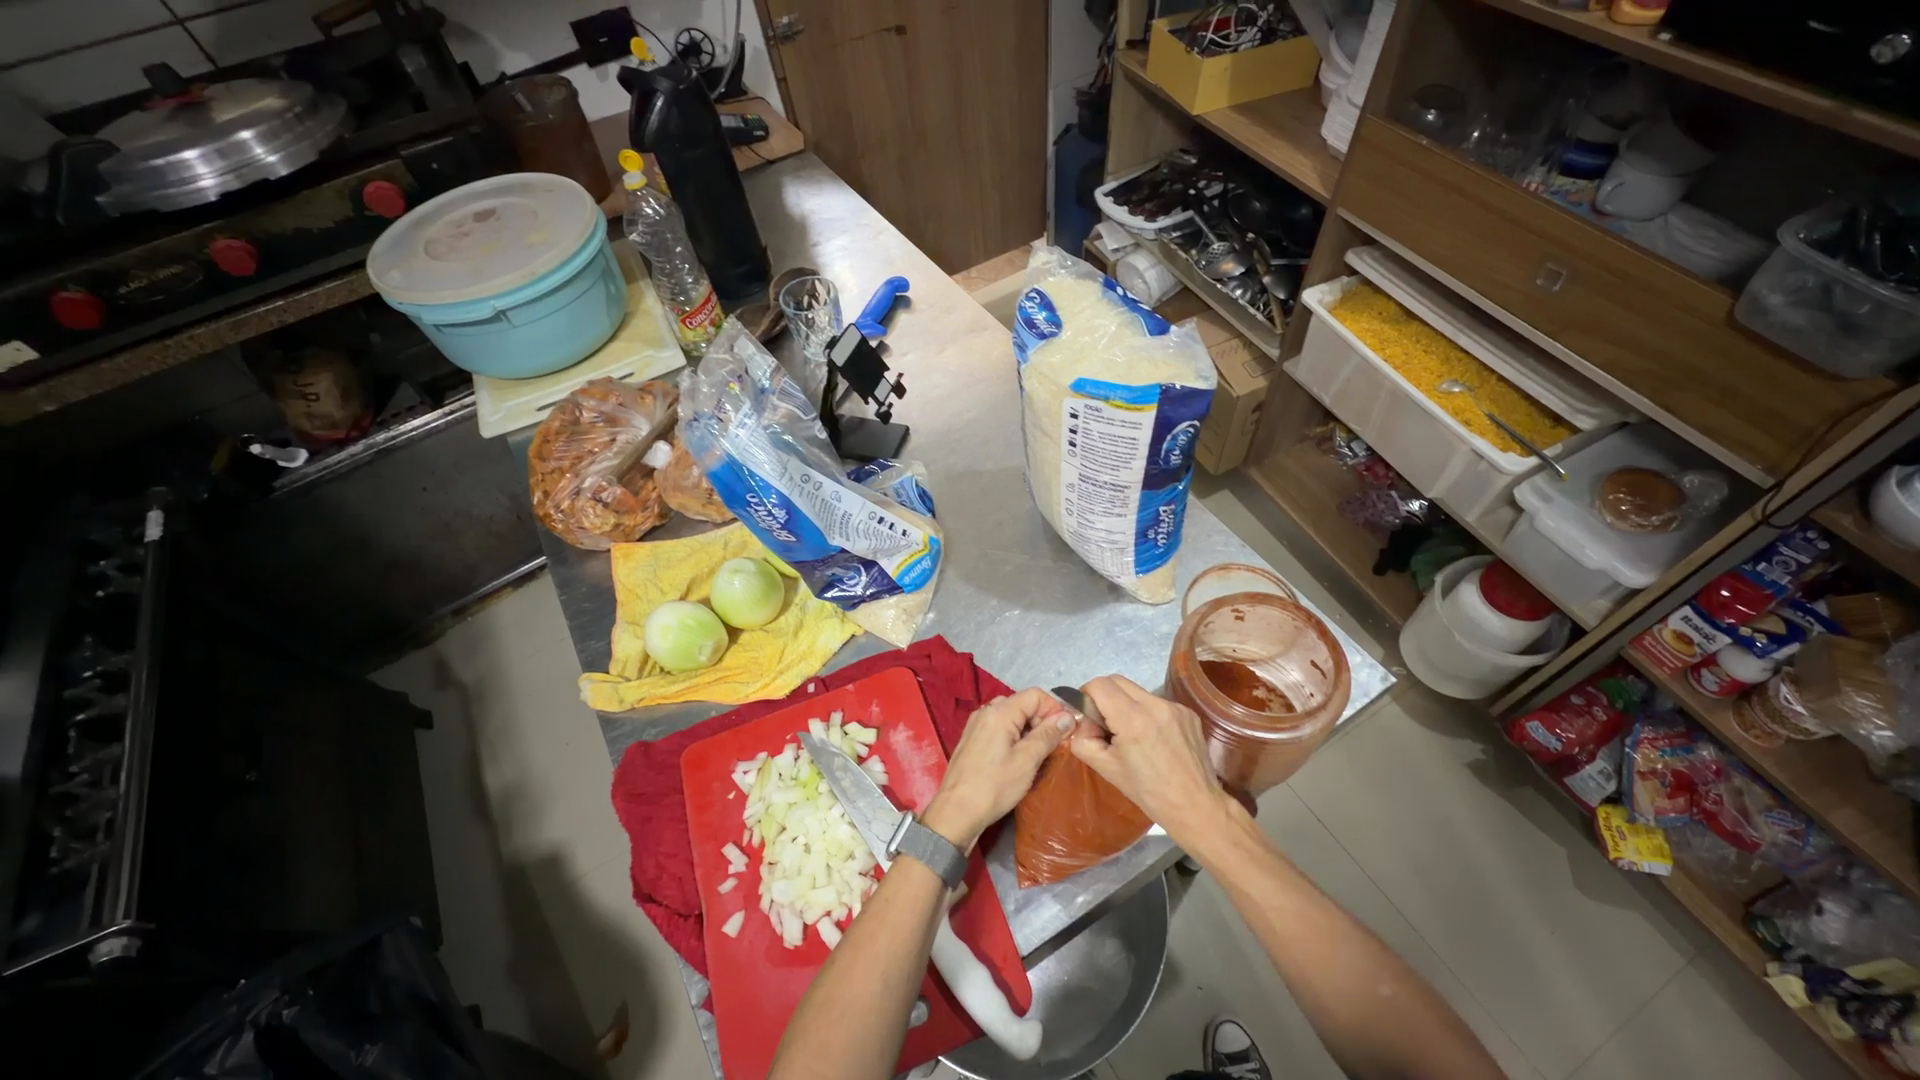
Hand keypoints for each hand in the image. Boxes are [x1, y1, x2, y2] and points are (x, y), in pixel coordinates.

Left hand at [923, 688, 1074, 850]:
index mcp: (999, 712)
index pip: (1035, 695)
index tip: (1066, 731)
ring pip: (1011, 716)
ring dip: (1029, 729)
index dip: (1055, 709)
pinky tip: (1019, 757)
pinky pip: (999, 728)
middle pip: (1022, 703)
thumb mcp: (1027, 761)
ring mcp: (976, 725)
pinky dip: (1014, 736)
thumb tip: (1068, 717)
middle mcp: (985, 712)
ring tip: (1038, 753)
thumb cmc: (994, 786)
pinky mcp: (972, 740)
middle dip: (1042, 719)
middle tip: (1054, 745)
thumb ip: (1048, 735)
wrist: (956, 812)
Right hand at [1069, 675, 1235, 845]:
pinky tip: (1153, 739)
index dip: (1086, 695)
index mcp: (1132, 719)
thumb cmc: (1147, 791)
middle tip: (1104, 723)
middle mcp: (1155, 705)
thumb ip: (1083, 740)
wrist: (1194, 805)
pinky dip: (1147, 714)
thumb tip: (1081, 723)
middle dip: (1104, 696)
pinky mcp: (1188, 713)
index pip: (1099, 685)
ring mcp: (1175, 707)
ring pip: (1138, 692)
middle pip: (1117, 681)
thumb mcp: (1105, 768)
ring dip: (1126, 705)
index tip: (1087, 715)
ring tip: (1130, 734)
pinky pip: (1158, 703)